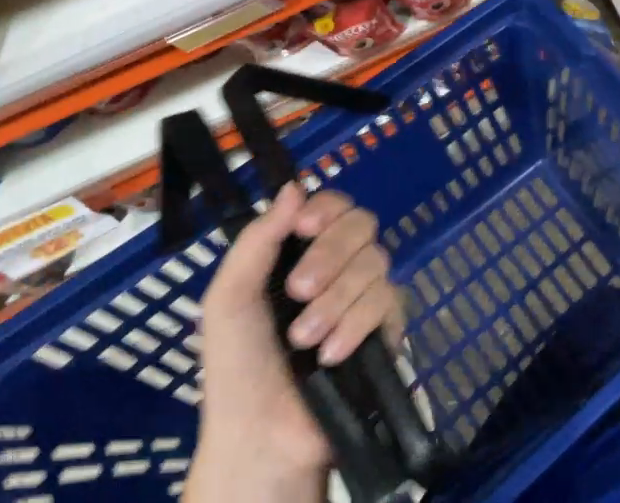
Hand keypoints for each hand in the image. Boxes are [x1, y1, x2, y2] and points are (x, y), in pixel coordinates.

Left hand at [185, 185, 404, 502]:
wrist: (262, 435)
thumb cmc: (237, 367)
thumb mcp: (229, 299)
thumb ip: (258, 240)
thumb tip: (294, 185)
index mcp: (298, 252)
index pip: (332, 205)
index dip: (326, 209)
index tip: (304, 228)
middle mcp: (337, 264)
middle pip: (362, 223)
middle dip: (331, 254)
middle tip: (298, 291)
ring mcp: (365, 294)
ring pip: (377, 261)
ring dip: (337, 299)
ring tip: (305, 340)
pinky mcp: (388, 326)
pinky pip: (390, 300)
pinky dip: (357, 324)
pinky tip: (331, 354)